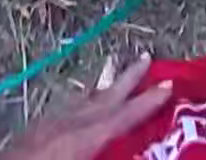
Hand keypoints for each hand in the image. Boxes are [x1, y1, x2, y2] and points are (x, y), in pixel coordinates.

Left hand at [0, 55, 172, 159]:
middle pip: (104, 99)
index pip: (120, 118)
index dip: (146, 103)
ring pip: (85, 100)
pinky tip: (85, 102)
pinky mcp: (37, 131)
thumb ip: (109, 155)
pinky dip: (84, 99)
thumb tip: (134, 151)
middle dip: (127, 79)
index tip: (168, 84)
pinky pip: (70, 108)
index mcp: (80, 141)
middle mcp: (67, 125)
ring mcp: (50, 125)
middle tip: (147, 56)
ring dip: (105, 86)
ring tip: (117, 66)